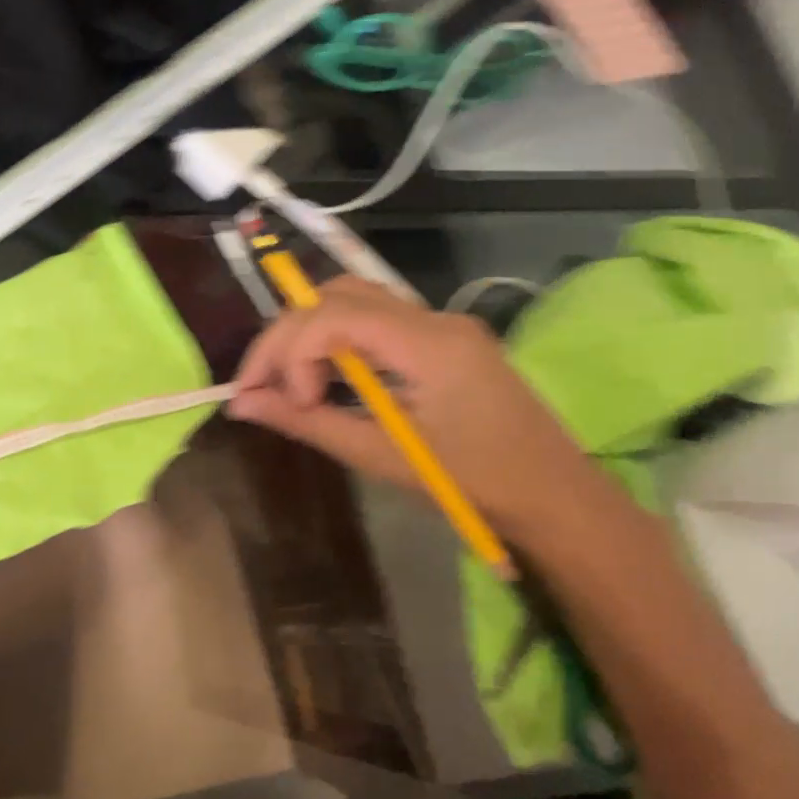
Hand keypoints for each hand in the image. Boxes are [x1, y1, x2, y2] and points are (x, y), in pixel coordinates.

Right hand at [228, 276, 630, 549]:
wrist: (559, 502)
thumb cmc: (475, 484)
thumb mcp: (383, 456)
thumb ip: (307, 422)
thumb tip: (239, 404)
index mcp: (429, 343)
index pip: (332, 315)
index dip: (290, 352)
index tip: (287, 403)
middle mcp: (435, 319)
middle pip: (335, 296)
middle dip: (287, 337)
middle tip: (263, 386)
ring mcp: (441, 327)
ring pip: (351, 302)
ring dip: (307, 336)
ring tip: (289, 384)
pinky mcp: (442, 343)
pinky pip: (372, 323)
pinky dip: (334, 344)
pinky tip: (322, 381)